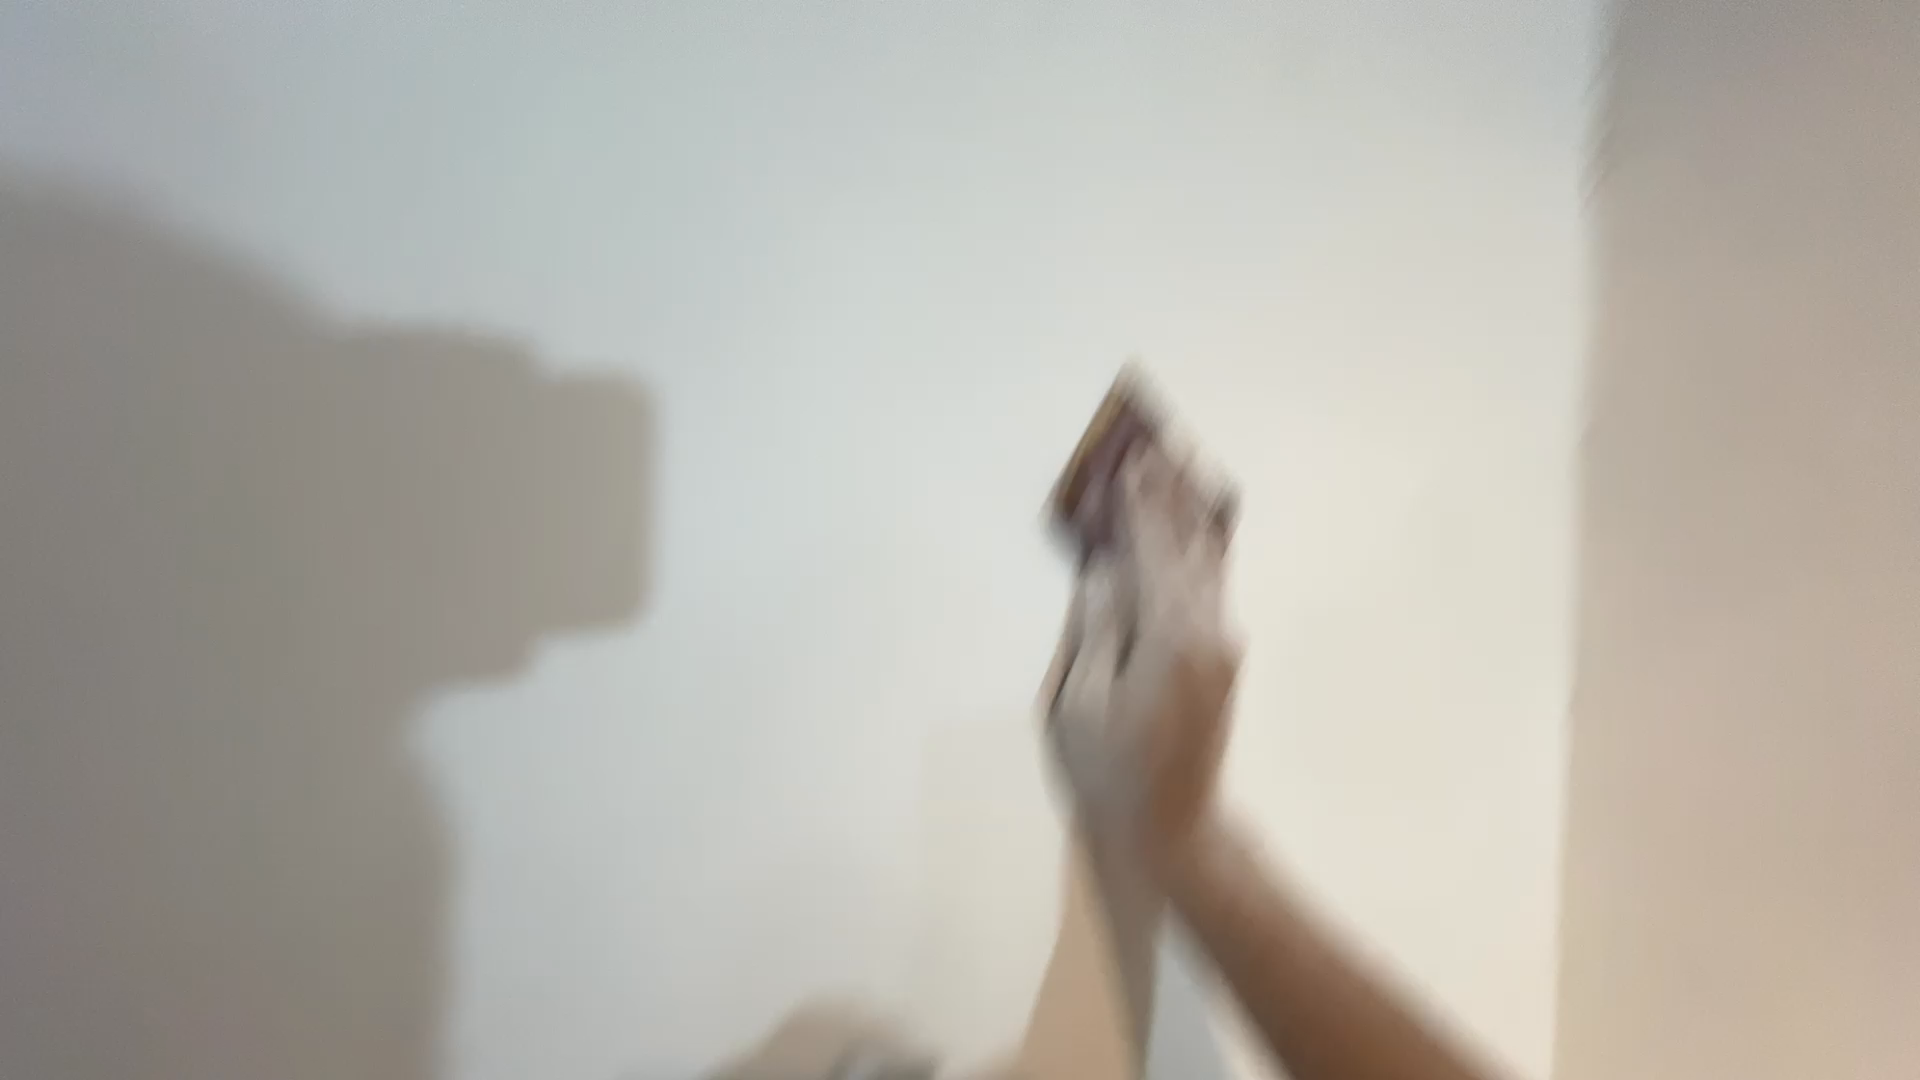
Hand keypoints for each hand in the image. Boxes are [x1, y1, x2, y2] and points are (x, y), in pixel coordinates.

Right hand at [1044, 450, 1240, 875]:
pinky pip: (1211, 582)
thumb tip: (1102, 567)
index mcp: (1171, 637)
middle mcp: (1209, 629)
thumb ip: (1097, 626)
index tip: (1129, 458)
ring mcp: (1222, 641)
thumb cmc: (1111, 769)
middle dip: (1169, 493)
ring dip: (1190, 510)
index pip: (1152, 550)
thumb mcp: (1082, 701)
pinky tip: (1200, 523)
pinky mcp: (1221, 653)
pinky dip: (1201, 544)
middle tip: (1157, 442)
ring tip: (1182, 464)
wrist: (1173, 826)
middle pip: (1187, 543)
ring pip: (1208, 558)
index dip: (1137, 504)